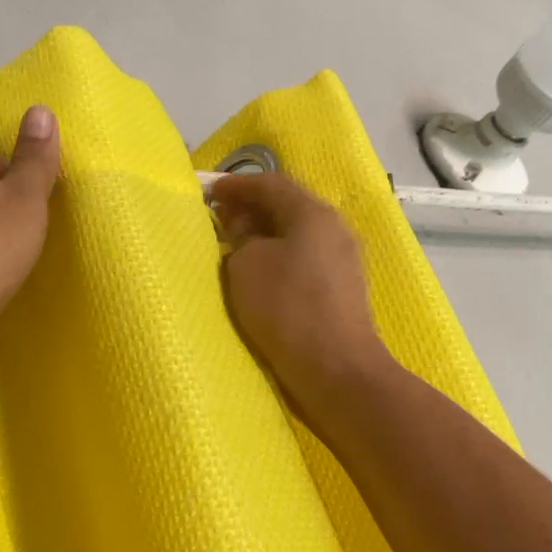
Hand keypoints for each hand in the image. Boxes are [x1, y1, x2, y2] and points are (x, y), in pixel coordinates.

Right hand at [213, 172, 386, 405]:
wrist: (335, 367)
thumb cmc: (286, 308)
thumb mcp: (247, 266)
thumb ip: (241, 237)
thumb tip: (243, 226)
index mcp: (313, 213)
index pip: (271, 184)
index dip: (237, 185)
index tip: (209, 191)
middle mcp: (334, 227)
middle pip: (288, 206)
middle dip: (252, 208)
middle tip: (220, 219)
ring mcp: (343, 259)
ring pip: (298, 234)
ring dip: (266, 235)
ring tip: (236, 247)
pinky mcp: (342, 288)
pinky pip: (305, 258)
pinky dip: (280, 256)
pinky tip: (261, 273)